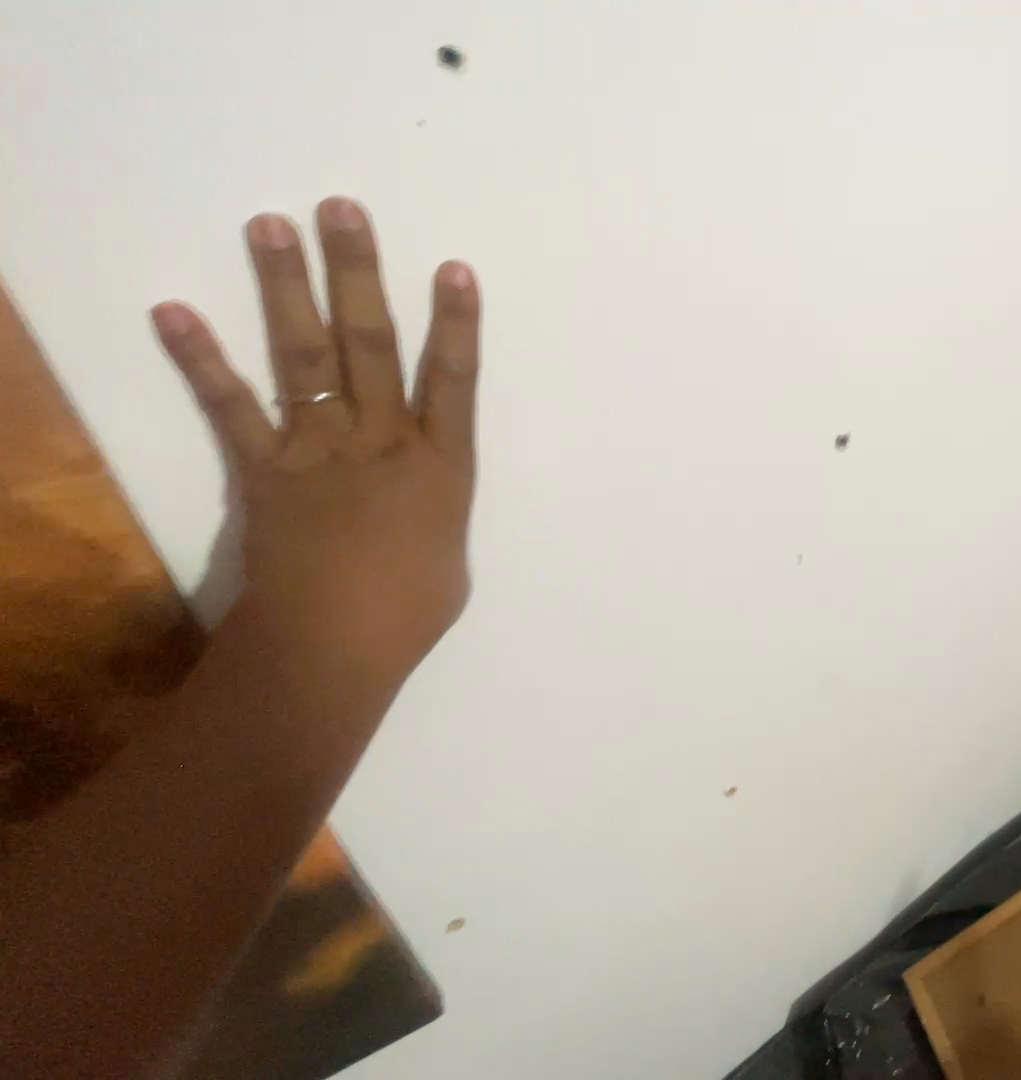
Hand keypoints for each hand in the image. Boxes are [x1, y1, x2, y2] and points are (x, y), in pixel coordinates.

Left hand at [149, 198, 480, 687]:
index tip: (452, 269)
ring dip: (286, 289)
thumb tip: (412, 495)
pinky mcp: (262, 470)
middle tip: (342, 209)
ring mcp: (319, 451)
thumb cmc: (414, 608)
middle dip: (360, 275)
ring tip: (270, 225)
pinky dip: (200, 359)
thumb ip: (432, 508)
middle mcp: (384, 442)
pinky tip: (174, 309)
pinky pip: (230, 407)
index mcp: (443, 465)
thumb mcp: (449, 554)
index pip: (454, 380)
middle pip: (371, 346)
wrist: (335, 645)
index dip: (455, 323)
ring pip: (304, 358)